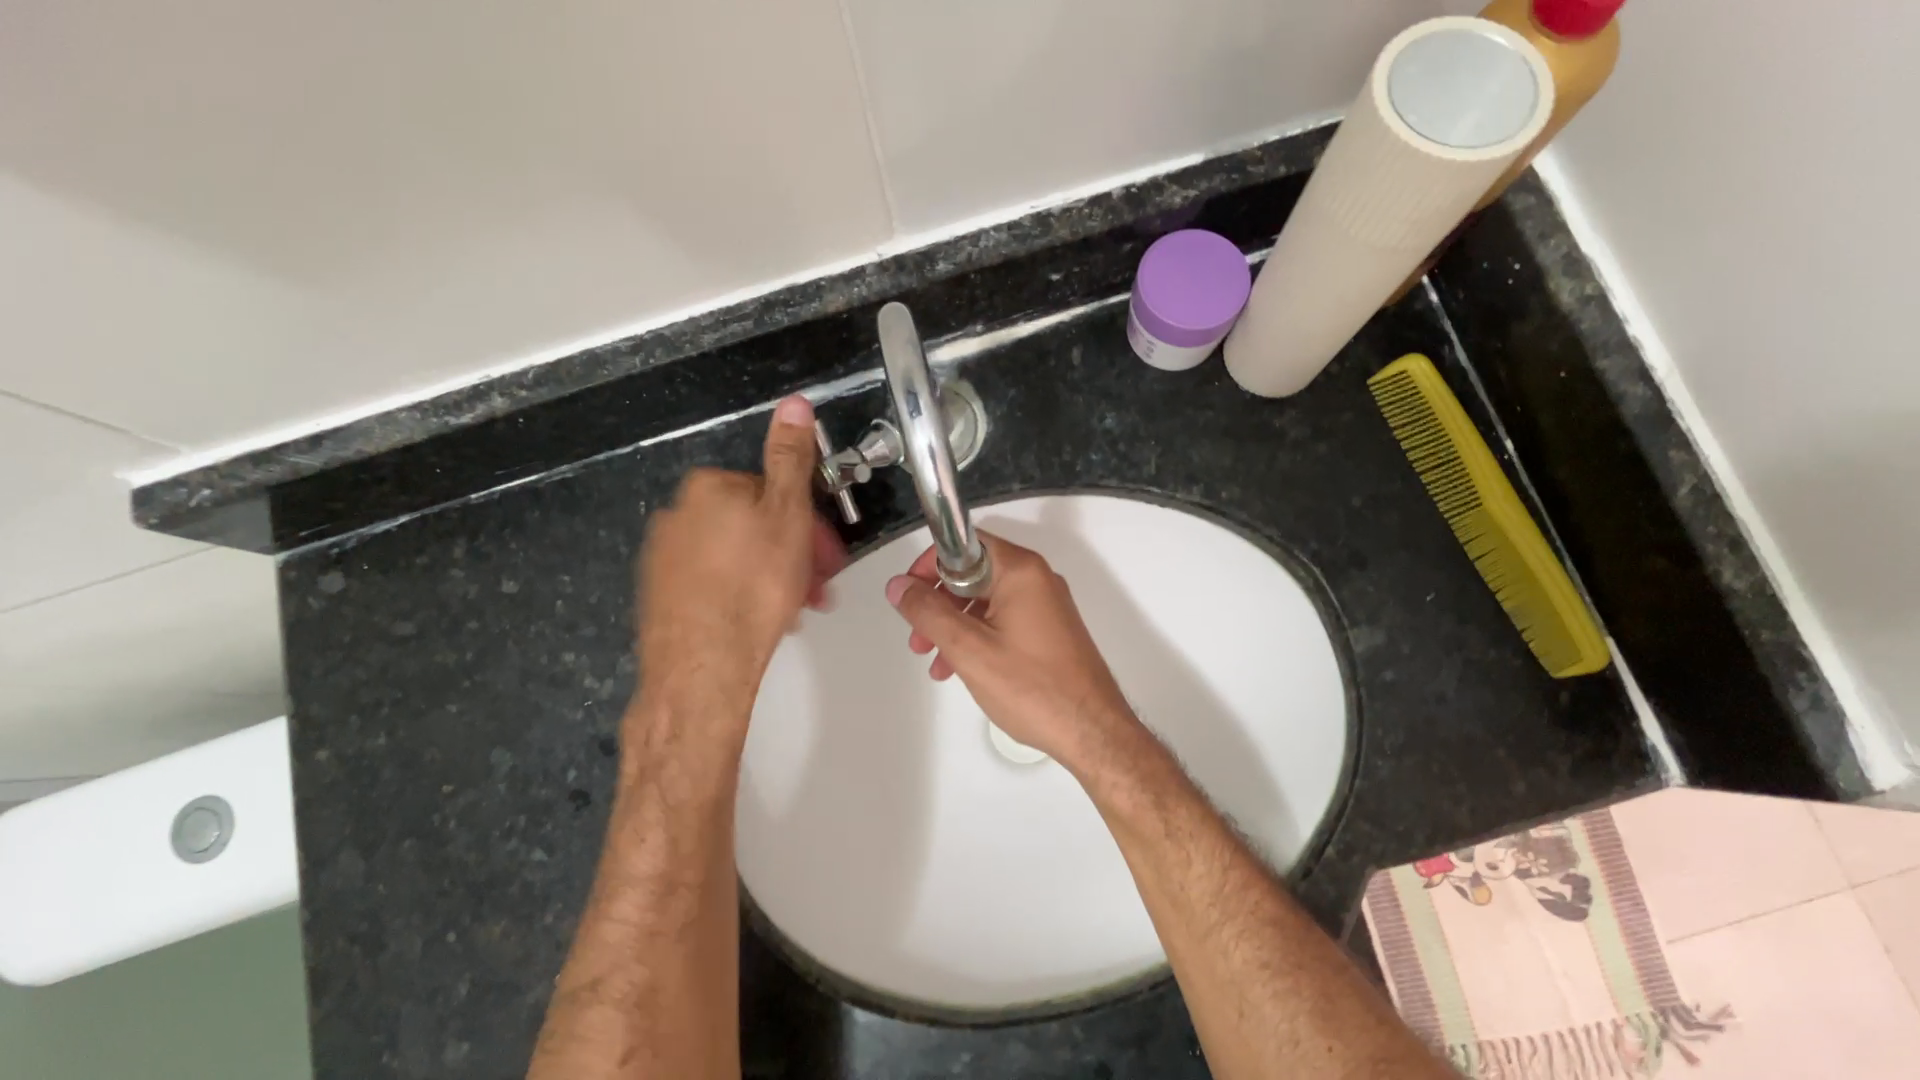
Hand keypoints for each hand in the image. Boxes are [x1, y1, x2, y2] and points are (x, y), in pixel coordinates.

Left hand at [633, 395, 846, 730]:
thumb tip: (793, 405)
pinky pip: (711, 583)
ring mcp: (663, 557)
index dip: (804, 521)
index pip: (768, 490)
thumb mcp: (787, 515)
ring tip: (790, 609)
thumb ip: (790, 457)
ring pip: (733, 556)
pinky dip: (739, 593)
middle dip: (788, 550)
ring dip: (769, 575)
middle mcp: (677, 514)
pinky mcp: (660, 594)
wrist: (703, 666)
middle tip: (814, 585)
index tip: (823, 551)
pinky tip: (758, 619)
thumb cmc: (752, 589)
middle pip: (751, 523)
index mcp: (708, 487)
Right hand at [884, 532, 1139, 769]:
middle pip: (973, 574)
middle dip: (938, 602)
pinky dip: (977, 638)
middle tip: (916, 638)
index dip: (930, 564)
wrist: (1093, 732)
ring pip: (985, 602)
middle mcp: (1037, 580)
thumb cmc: (1031, 687)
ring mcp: (1046, 607)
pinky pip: (1003, 621)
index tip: (909, 595)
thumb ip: (928, 613)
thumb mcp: (969, 649)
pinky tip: (961, 670)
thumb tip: (897, 585)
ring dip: (953, 626)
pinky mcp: (1049, 633)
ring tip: (934, 663)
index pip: (965, 544)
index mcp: (1021, 571)